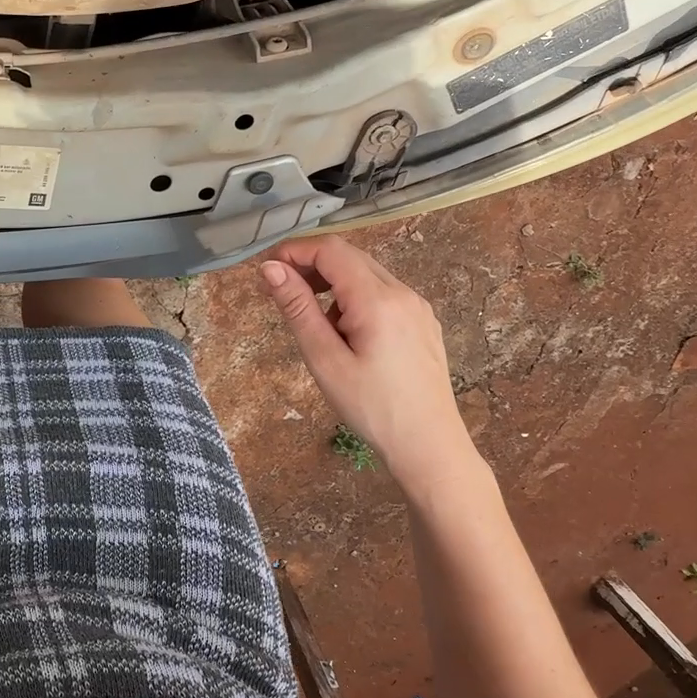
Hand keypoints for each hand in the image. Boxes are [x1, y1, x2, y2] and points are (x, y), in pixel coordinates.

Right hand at [258, 235, 476, 493]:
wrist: (430, 447)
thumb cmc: (371, 406)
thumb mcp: (324, 358)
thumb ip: (297, 307)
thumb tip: (269, 268)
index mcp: (377, 299)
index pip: (330, 250)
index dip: (294, 251)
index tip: (266, 271)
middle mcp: (402, 293)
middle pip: (349, 256)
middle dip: (309, 264)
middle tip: (279, 292)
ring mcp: (417, 307)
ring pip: (365, 273)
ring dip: (330, 282)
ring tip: (312, 321)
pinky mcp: (422, 323)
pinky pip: (381, 293)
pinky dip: (352, 296)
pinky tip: (344, 332)